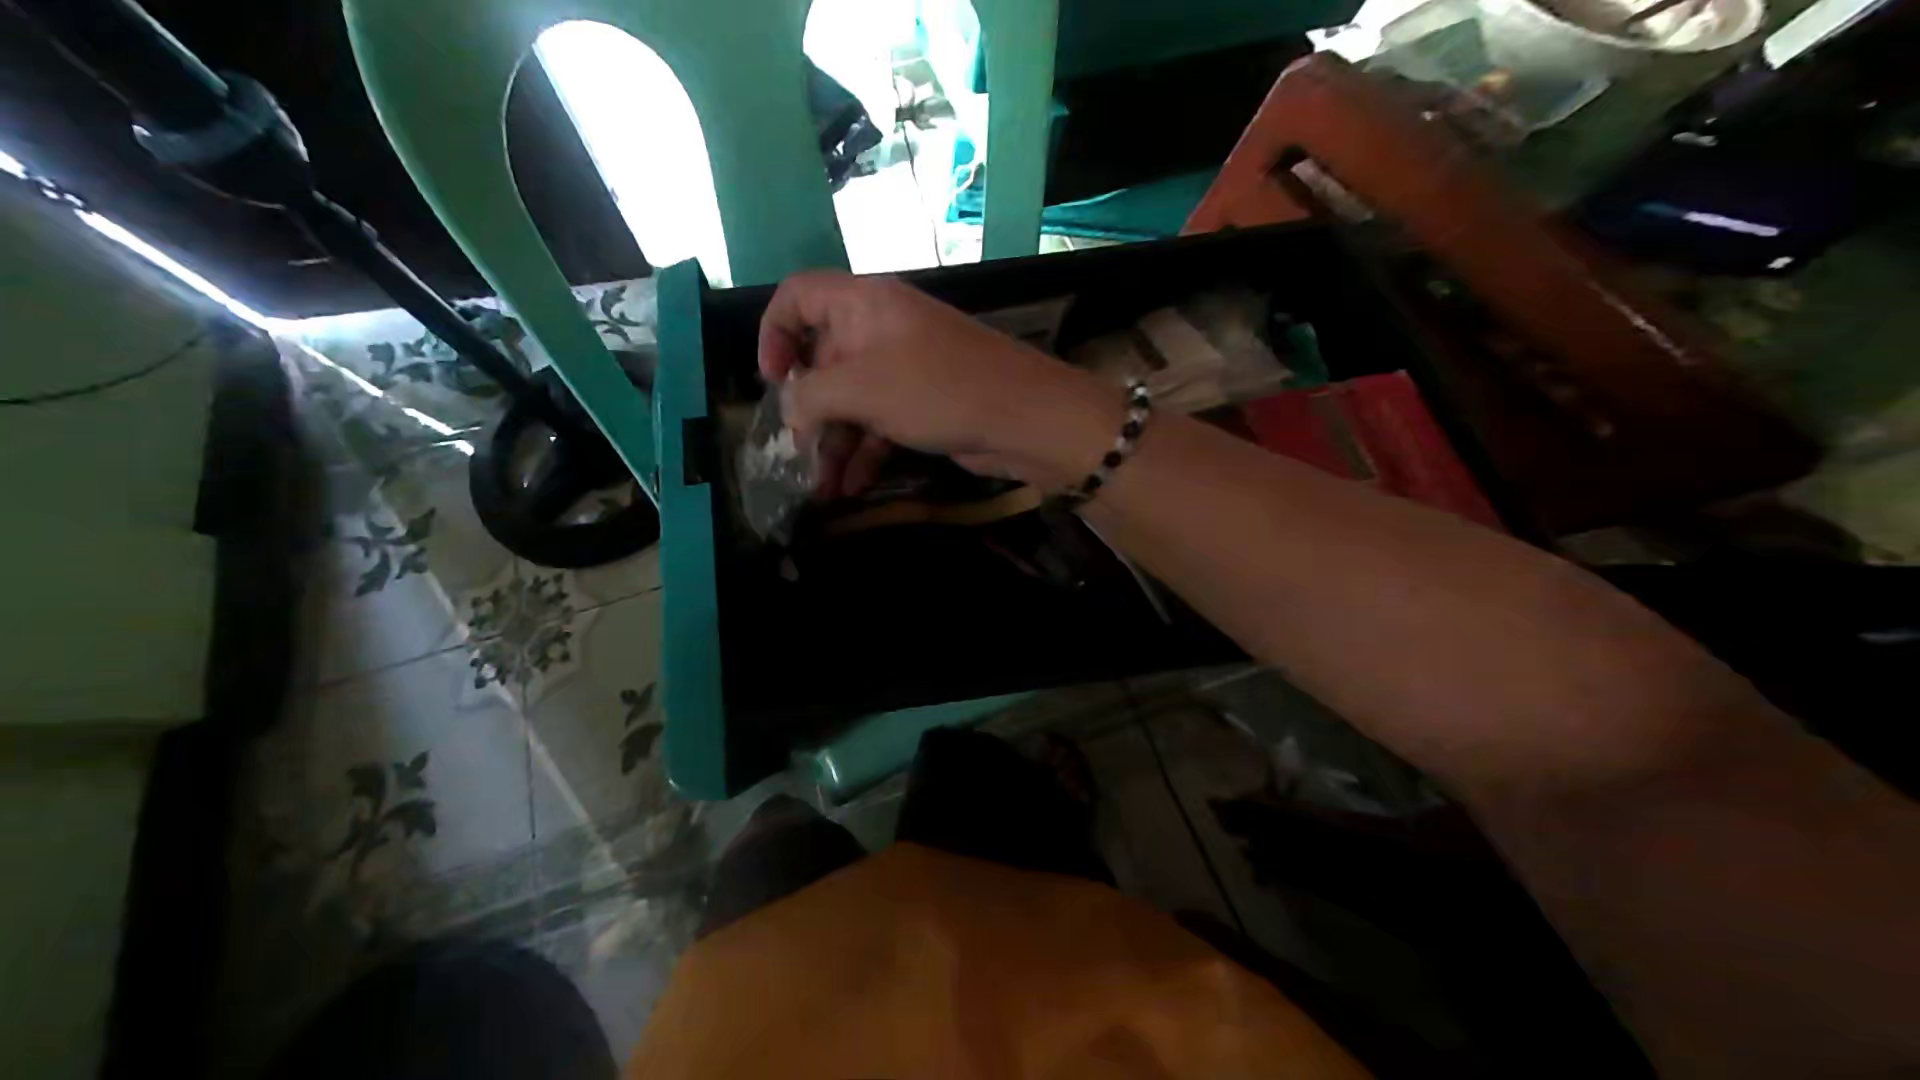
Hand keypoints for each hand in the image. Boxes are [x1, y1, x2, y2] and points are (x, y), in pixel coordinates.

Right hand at [756, 270, 1116, 496]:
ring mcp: (903, 369)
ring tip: (820, 489)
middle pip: (822, 360)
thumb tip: (789, 408)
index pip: (798, 296)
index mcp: (862, 304)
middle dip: (806, 411)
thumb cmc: (937, 389)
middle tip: (794, 454)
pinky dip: (863, 452)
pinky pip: (879, 423)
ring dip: (833, 443)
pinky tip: (850, 488)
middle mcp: (879, 330)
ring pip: (851, 400)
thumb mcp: (862, 388)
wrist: (1024, 418)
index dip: (774, 332)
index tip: (771, 380)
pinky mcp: (922, 403)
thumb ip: (811, 395)